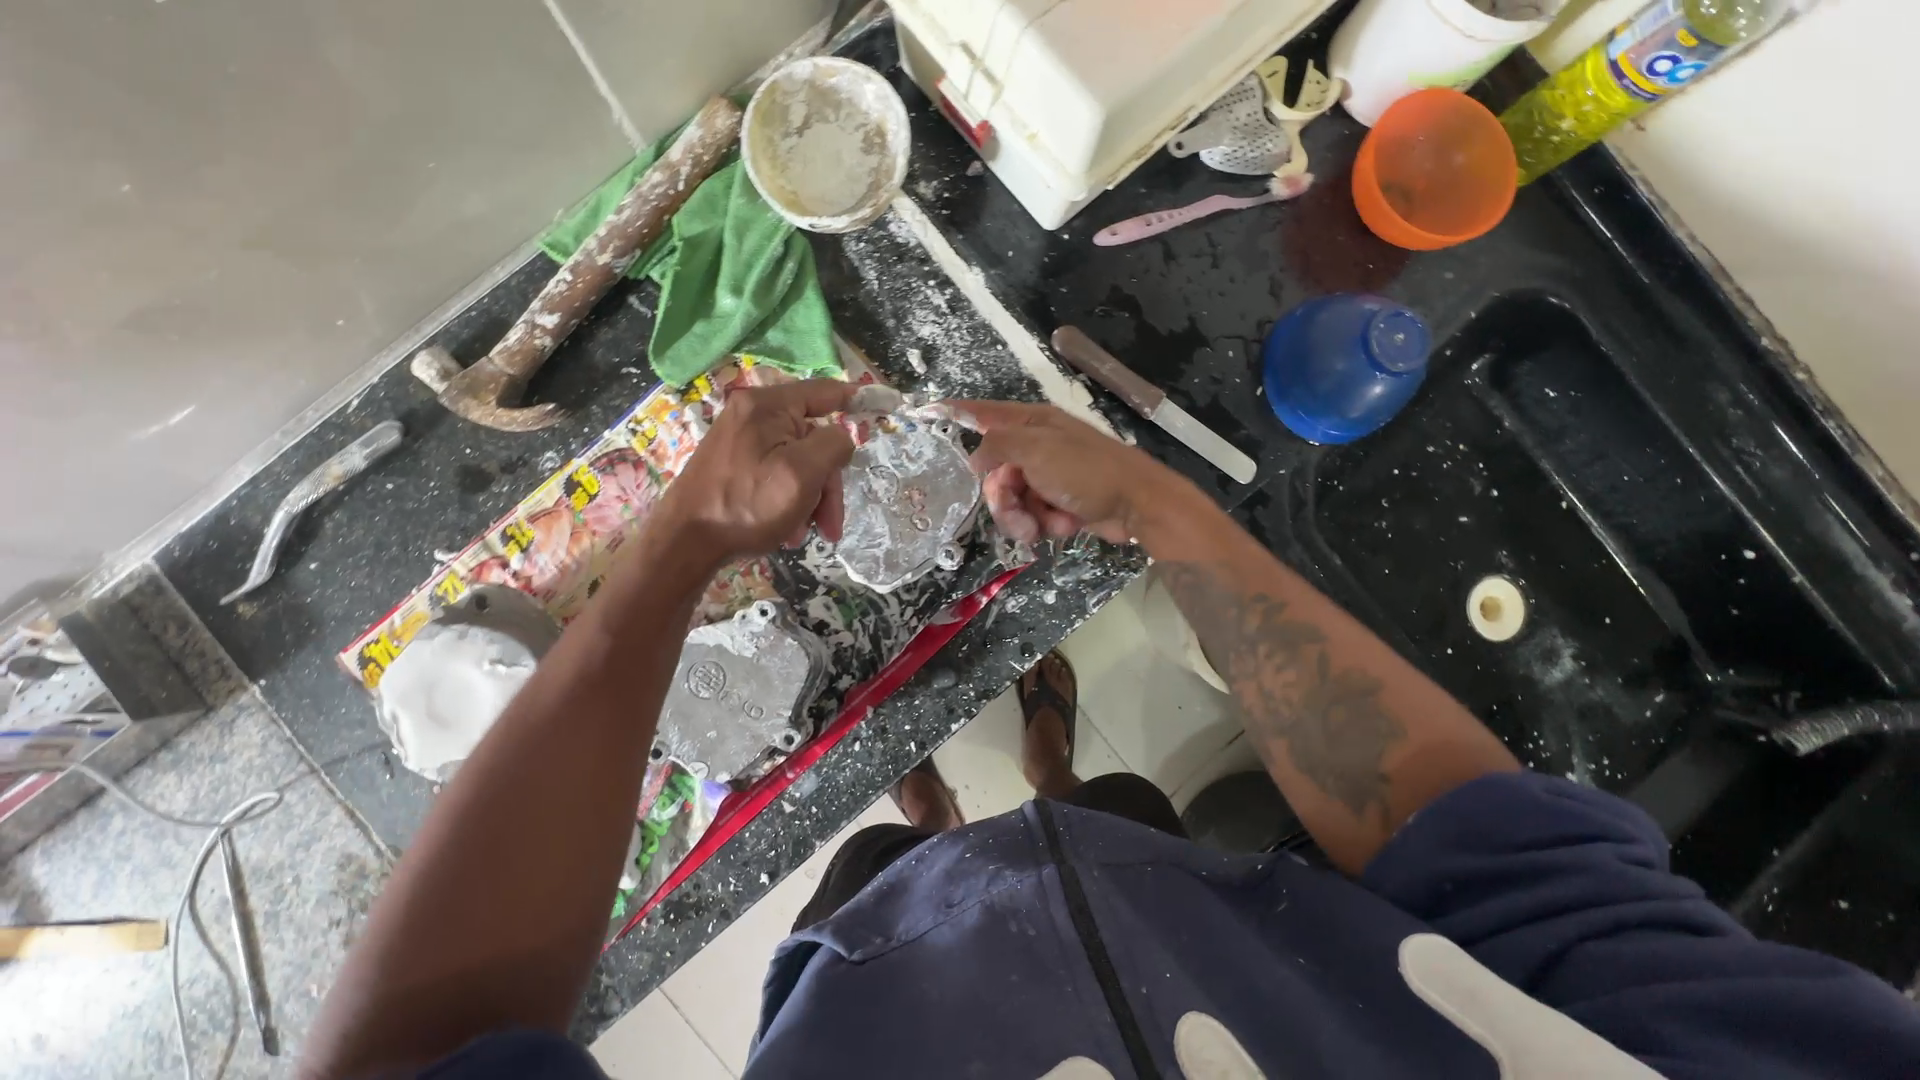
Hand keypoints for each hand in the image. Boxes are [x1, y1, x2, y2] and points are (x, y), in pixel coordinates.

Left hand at [656, 379, 855, 564]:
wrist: (685, 543)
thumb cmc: (746, 505)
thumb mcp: (802, 473)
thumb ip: (833, 445)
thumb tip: (842, 438)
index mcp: (767, 405)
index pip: (825, 392)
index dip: (857, 400)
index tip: (887, 404)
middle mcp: (751, 415)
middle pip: (813, 439)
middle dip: (826, 484)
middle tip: (830, 525)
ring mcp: (739, 441)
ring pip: (797, 463)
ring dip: (809, 500)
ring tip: (803, 533)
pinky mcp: (732, 465)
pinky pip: (775, 475)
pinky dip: (787, 502)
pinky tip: (785, 531)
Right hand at [956, 400, 1190, 544]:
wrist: (1138, 506)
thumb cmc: (1088, 470)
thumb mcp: (1037, 449)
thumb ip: (997, 446)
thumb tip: (974, 459)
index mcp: (1030, 423)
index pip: (984, 413)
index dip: (956, 412)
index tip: (926, 410)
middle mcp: (1036, 446)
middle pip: (992, 472)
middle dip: (1001, 497)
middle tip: (1016, 505)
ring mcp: (1047, 477)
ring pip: (1009, 501)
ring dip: (1023, 518)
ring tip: (1044, 525)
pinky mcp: (1057, 503)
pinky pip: (1031, 517)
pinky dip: (1044, 525)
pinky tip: (1065, 526)